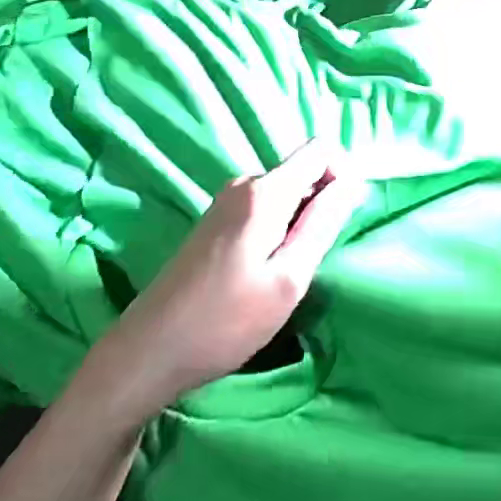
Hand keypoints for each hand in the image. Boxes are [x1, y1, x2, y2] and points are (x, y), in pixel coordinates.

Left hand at [104, 141, 367, 410]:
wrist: (149, 350)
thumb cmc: (226, 320)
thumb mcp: (288, 279)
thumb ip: (322, 224)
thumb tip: (352, 182)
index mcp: (265, 191)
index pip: (321, 150)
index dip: (341, 177)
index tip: (338, 223)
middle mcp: (244, 183)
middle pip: (302, 172)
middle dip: (320, 205)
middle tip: (310, 260)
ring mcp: (225, 201)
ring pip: (284, 193)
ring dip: (298, 223)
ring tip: (286, 271)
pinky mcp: (215, 221)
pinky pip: (264, 208)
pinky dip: (277, 230)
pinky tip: (263, 272)